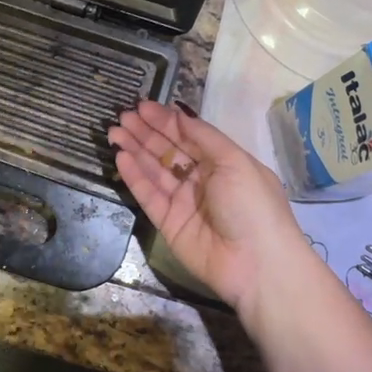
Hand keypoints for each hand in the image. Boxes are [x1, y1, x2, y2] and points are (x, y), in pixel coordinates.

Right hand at [109, 101, 310, 314]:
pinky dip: (135, 176)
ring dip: (135, 150)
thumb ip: (203, 136)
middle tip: (122, 116)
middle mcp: (203, 180)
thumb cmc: (252, 205)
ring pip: (154, 171)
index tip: (142, 106)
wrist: (257, 265)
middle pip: (168, 151)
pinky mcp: (168, 224)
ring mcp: (184, 203)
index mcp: (224, 163)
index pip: (189, 137)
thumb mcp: (235, 161)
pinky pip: (149, 195)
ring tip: (114, 131)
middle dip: (146, 133)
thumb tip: (179, 113)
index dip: (166, 121)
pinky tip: (121, 156)